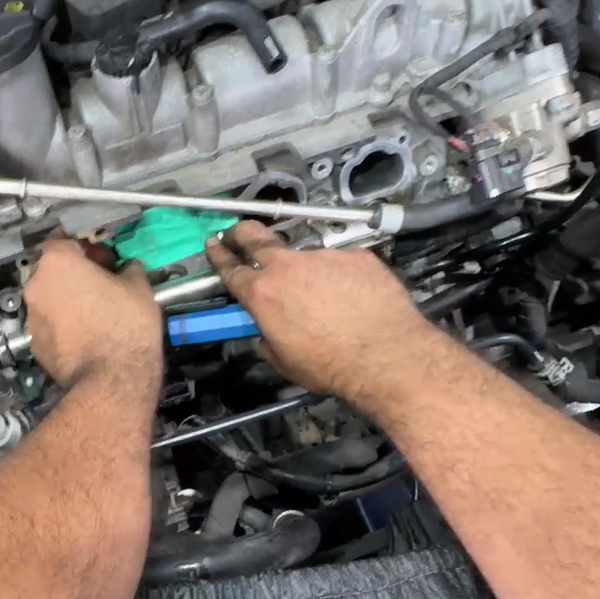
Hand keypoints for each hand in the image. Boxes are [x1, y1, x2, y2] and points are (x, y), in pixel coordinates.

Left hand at [24, 239, 162, 391]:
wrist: (110, 380)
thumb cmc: (126, 325)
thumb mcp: (139, 288)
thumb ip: (129, 269)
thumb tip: (127, 267)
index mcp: (57, 262)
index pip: (63, 240)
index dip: (84, 247)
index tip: (101, 258)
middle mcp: (35, 285)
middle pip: (52, 270)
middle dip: (72, 273)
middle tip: (99, 283)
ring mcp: (31, 317)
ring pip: (48, 298)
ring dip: (65, 299)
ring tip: (93, 312)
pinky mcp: (34, 344)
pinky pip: (49, 324)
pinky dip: (62, 324)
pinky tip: (84, 335)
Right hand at [205, 221, 439, 407]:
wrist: (385, 355)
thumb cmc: (330, 366)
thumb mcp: (284, 361)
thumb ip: (268, 337)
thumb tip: (268, 331)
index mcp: (263, 294)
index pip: (231, 270)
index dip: (219, 256)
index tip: (213, 244)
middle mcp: (289, 267)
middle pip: (257, 237)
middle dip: (242, 232)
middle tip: (238, 232)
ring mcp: (324, 256)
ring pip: (306, 257)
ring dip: (306, 270)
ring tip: (324, 295)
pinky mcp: (357, 255)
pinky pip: (341, 263)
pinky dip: (341, 276)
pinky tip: (354, 297)